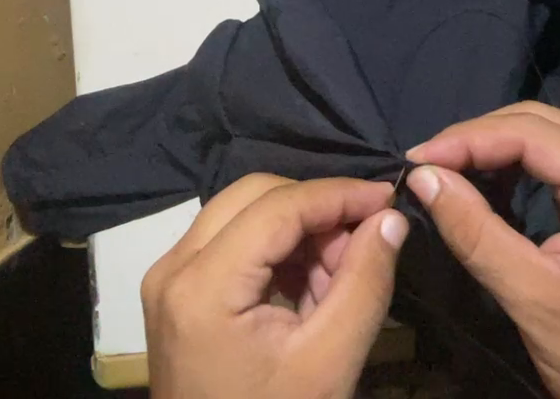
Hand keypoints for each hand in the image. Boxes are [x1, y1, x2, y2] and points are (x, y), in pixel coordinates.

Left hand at [142, 174, 407, 398]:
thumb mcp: (328, 365)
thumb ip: (364, 284)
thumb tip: (390, 218)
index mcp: (202, 286)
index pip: (277, 207)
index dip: (336, 194)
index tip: (386, 196)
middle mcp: (173, 265)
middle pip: (255, 196)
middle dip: (315, 211)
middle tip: (361, 244)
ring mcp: (168, 275)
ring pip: (243, 211)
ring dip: (298, 229)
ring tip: (337, 277)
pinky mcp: (175, 287)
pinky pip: (231, 238)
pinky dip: (276, 249)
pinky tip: (309, 287)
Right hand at [405, 102, 559, 398]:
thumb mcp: (533, 300)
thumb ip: (476, 232)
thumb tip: (423, 176)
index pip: (535, 134)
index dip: (470, 138)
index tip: (419, 159)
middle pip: (544, 123)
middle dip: (480, 135)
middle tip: (430, 162)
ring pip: (551, 134)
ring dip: (496, 144)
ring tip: (450, 168)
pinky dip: (517, 162)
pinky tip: (489, 182)